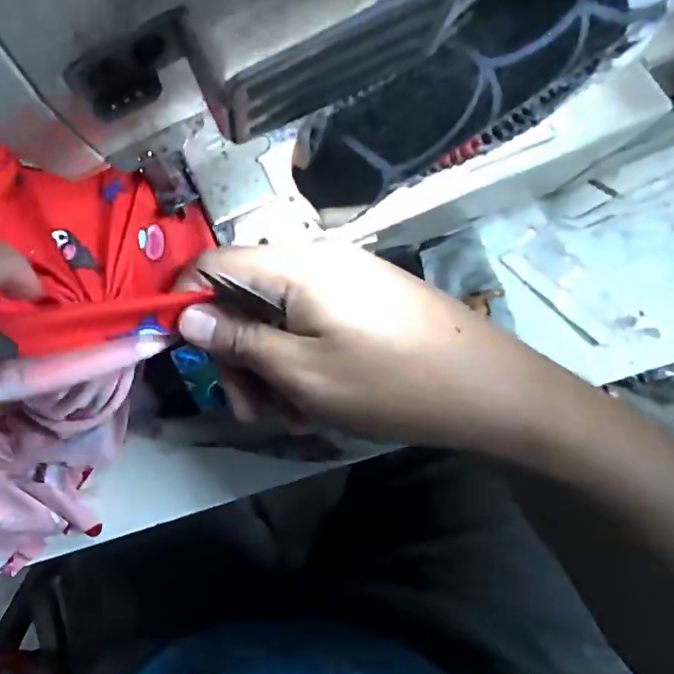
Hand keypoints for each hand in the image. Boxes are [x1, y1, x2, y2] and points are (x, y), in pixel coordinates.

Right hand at [177, 243, 591, 453]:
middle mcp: (311, 258)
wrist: (491, 389)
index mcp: (292, 265)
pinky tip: (314, 398)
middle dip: (234, 354)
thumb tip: (184, 315)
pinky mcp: (360, 297)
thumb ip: (236, 341)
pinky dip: (297, 358)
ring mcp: (340, 277)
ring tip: (290, 414)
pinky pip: (306, 320)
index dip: (184, 302)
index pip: (210, 262)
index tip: (182, 353)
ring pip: (273, 315)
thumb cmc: (388, 381)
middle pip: (241, 295)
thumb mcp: (300, 372)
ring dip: (267, 365)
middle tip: (250, 410)